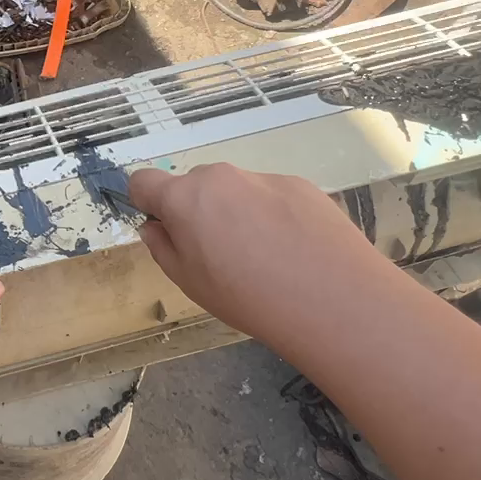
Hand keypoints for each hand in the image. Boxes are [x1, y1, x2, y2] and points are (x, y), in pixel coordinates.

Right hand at [129, 163, 396, 341]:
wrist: (337, 302)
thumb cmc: (249, 298)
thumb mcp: (189, 284)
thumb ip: (162, 248)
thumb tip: (157, 227)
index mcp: (183, 198)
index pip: (143, 181)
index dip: (147, 204)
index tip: (166, 230)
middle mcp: (218, 177)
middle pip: (193, 186)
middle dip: (198, 211)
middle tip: (221, 254)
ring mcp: (262, 177)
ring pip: (235, 190)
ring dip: (237, 212)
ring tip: (266, 257)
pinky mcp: (300, 184)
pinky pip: (272, 195)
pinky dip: (274, 216)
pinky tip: (296, 250)